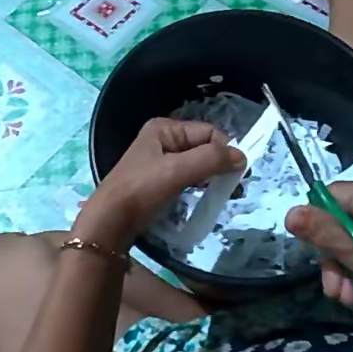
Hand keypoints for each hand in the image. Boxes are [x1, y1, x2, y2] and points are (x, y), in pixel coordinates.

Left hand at [77, 119, 244, 249]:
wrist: (109, 223)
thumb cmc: (141, 190)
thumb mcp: (177, 170)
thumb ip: (211, 159)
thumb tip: (243, 157)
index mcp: (165, 128)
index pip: (209, 133)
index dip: (224, 151)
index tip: (234, 175)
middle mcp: (163, 139)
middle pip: (204, 147)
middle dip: (219, 165)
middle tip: (230, 188)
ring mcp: (160, 161)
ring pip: (197, 164)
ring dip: (210, 177)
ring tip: (219, 195)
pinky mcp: (159, 181)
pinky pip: (188, 178)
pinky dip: (199, 186)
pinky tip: (201, 199)